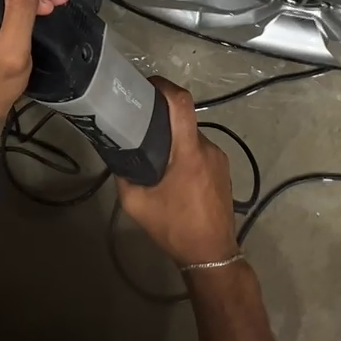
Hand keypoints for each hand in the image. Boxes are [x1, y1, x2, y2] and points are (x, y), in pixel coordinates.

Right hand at [117, 77, 239, 265]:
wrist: (212, 256)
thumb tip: (117, 153)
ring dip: (174, 141)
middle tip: (139, 127)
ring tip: (155, 157)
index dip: (165, 86)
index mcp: (188, 151)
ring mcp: (219, 159)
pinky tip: (173, 175)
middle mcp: (207, 148)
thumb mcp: (136, 203)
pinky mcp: (223, 171)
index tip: (146, 84)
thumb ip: (124, 173)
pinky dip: (185, 154)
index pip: (182, 104)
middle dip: (162, 121)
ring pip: (191, 137)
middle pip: (182, 120)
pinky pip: (200, 151)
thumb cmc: (174, 227)